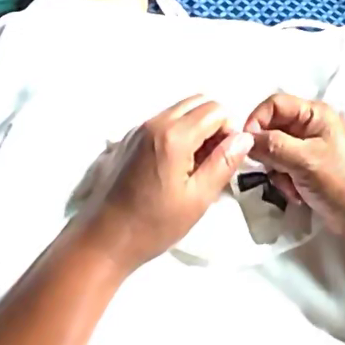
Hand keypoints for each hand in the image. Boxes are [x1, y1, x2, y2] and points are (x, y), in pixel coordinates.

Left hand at [75, 95, 252, 273]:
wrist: (101, 241)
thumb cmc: (152, 225)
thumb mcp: (197, 199)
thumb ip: (224, 163)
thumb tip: (244, 138)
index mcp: (174, 135)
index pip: (215, 110)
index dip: (229, 130)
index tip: (226, 157)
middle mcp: (156, 122)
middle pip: (198, 102)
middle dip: (213, 124)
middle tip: (212, 158)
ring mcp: (139, 128)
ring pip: (180, 110)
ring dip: (195, 127)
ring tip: (194, 165)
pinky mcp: (129, 138)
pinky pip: (162, 121)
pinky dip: (177, 132)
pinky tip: (173, 166)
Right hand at [244, 92, 344, 260]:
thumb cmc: (342, 181)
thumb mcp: (305, 160)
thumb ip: (274, 146)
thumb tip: (245, 139)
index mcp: (314, 113)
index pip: (275, 104)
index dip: (257, 121)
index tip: (246, 145)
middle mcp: (310, 125)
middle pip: (272, 128)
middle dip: (268, 152)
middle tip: (274, 171)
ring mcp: (309, 148)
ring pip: (275, 151)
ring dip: (277, 171)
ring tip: (290, 187)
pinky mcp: (307, 169)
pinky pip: (283, 168)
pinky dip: (284, 182)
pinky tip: (296, 195)